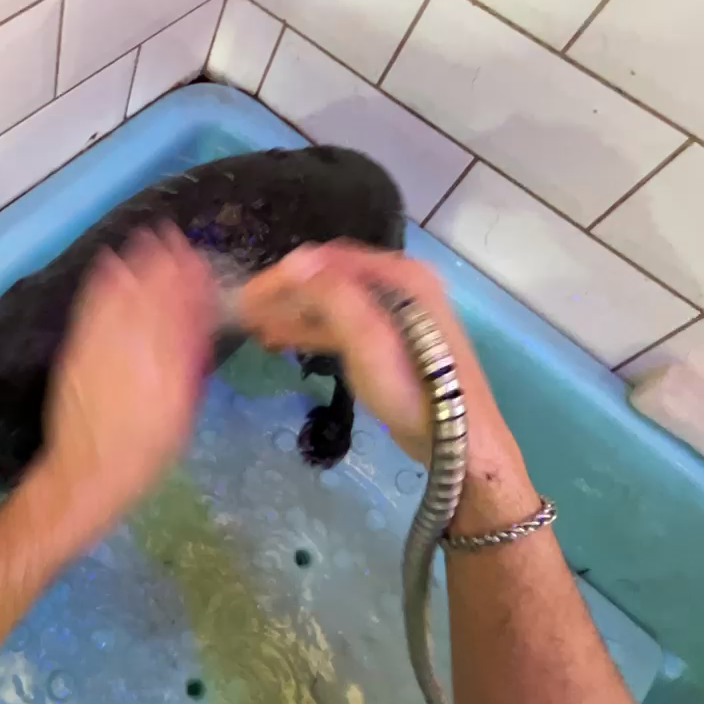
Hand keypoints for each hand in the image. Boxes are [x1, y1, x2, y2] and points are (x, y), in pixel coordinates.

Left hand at [35, 225, 215, 543]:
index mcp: (169, 374)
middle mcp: (137, 356)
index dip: (191, 284)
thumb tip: (196, 330)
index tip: (199, 259)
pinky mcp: (78, 353)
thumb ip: (187, 372)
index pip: (184, 317)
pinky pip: (92, 311)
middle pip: (154, 299)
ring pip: (123, 298)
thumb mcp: (179, 417)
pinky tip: (110, 263)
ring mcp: (103, 351)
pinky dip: (102, 284)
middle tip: (173, 236)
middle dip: (165, 264)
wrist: (88, 472)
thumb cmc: (144, 454)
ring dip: (136, 265)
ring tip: (147, 238)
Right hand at [237, 241, 534, 529]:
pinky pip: (341, 325)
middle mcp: (399, 285)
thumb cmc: (413, 391)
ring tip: (255, 329)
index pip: (328, 259)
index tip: (247, 296)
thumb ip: (332, 296)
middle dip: (285, 293)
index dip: (284, 274)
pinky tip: (282, 342)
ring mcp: (396, 314)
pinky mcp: (390, 342)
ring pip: (331, 303)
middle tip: (244, 312)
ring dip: (293, 312)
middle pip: (328, 278)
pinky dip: (311, 330)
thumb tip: (293, 263)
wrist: (459, 444)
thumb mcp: (368, 339)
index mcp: (400, 276)